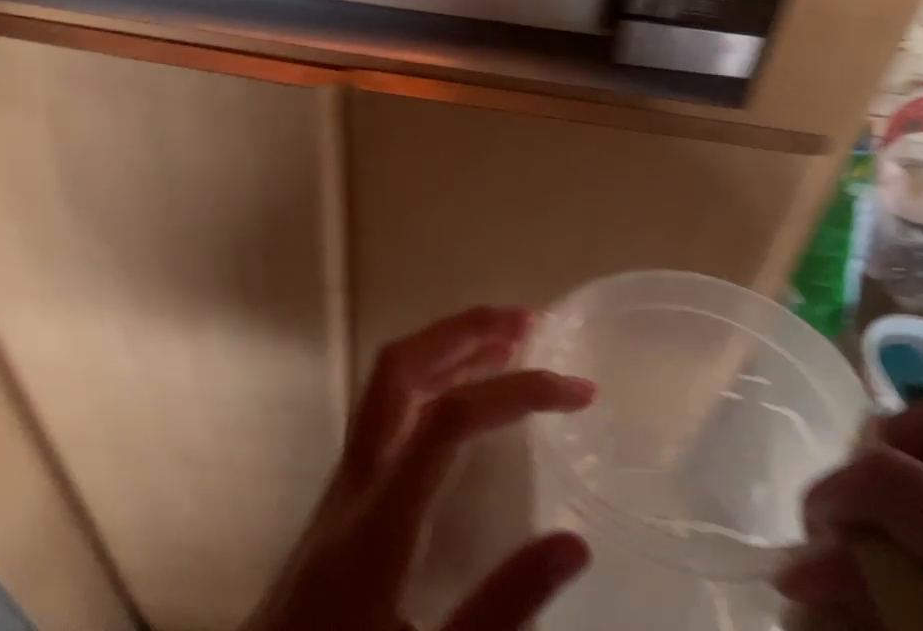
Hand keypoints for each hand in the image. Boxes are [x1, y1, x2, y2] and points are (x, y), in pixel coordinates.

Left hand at [248, 307, 597, 630]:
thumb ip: (501, 607)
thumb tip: (575, 543)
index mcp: (379, 519)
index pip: (448, 418)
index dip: (516, 390)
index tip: (579, 392)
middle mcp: (356, 482)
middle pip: (400, 371)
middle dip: (465, 332)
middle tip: (529, 321)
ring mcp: (344, 483)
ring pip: (388, 383)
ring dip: (448, 346)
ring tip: (508, 338)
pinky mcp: (344, 496)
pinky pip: (387, 408)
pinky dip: (432, 377)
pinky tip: (464, 395)